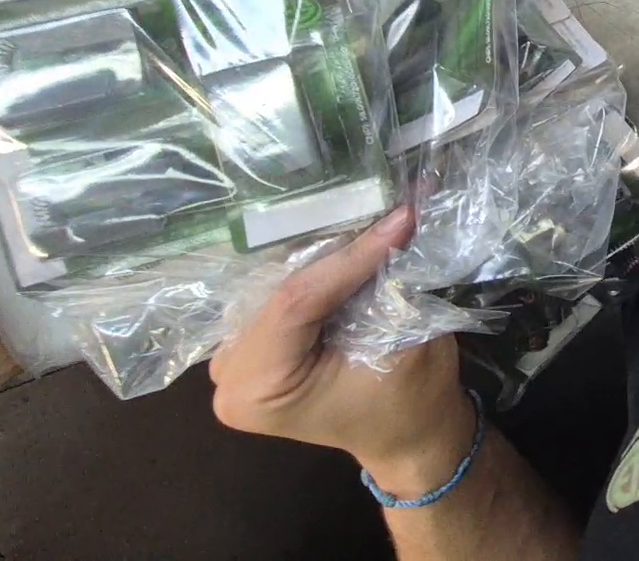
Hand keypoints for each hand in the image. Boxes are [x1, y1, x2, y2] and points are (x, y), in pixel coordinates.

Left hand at [209, 206, 474, 496]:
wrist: (409, 430)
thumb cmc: (411, 396)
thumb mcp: (408, 341)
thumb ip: (390, 286)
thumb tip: (400, 218)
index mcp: (257, 387)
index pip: (295, 300)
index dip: (352, 255)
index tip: (403, 218)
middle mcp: (226, 371)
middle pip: (280, 285)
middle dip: (338, 244)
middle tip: (390, 208)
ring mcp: (233, 354)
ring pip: (280, 277)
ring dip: (329, 246)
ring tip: (376, 216)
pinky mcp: (252, 339)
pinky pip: (283, 285)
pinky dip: (322, 260)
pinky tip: (355, 237)